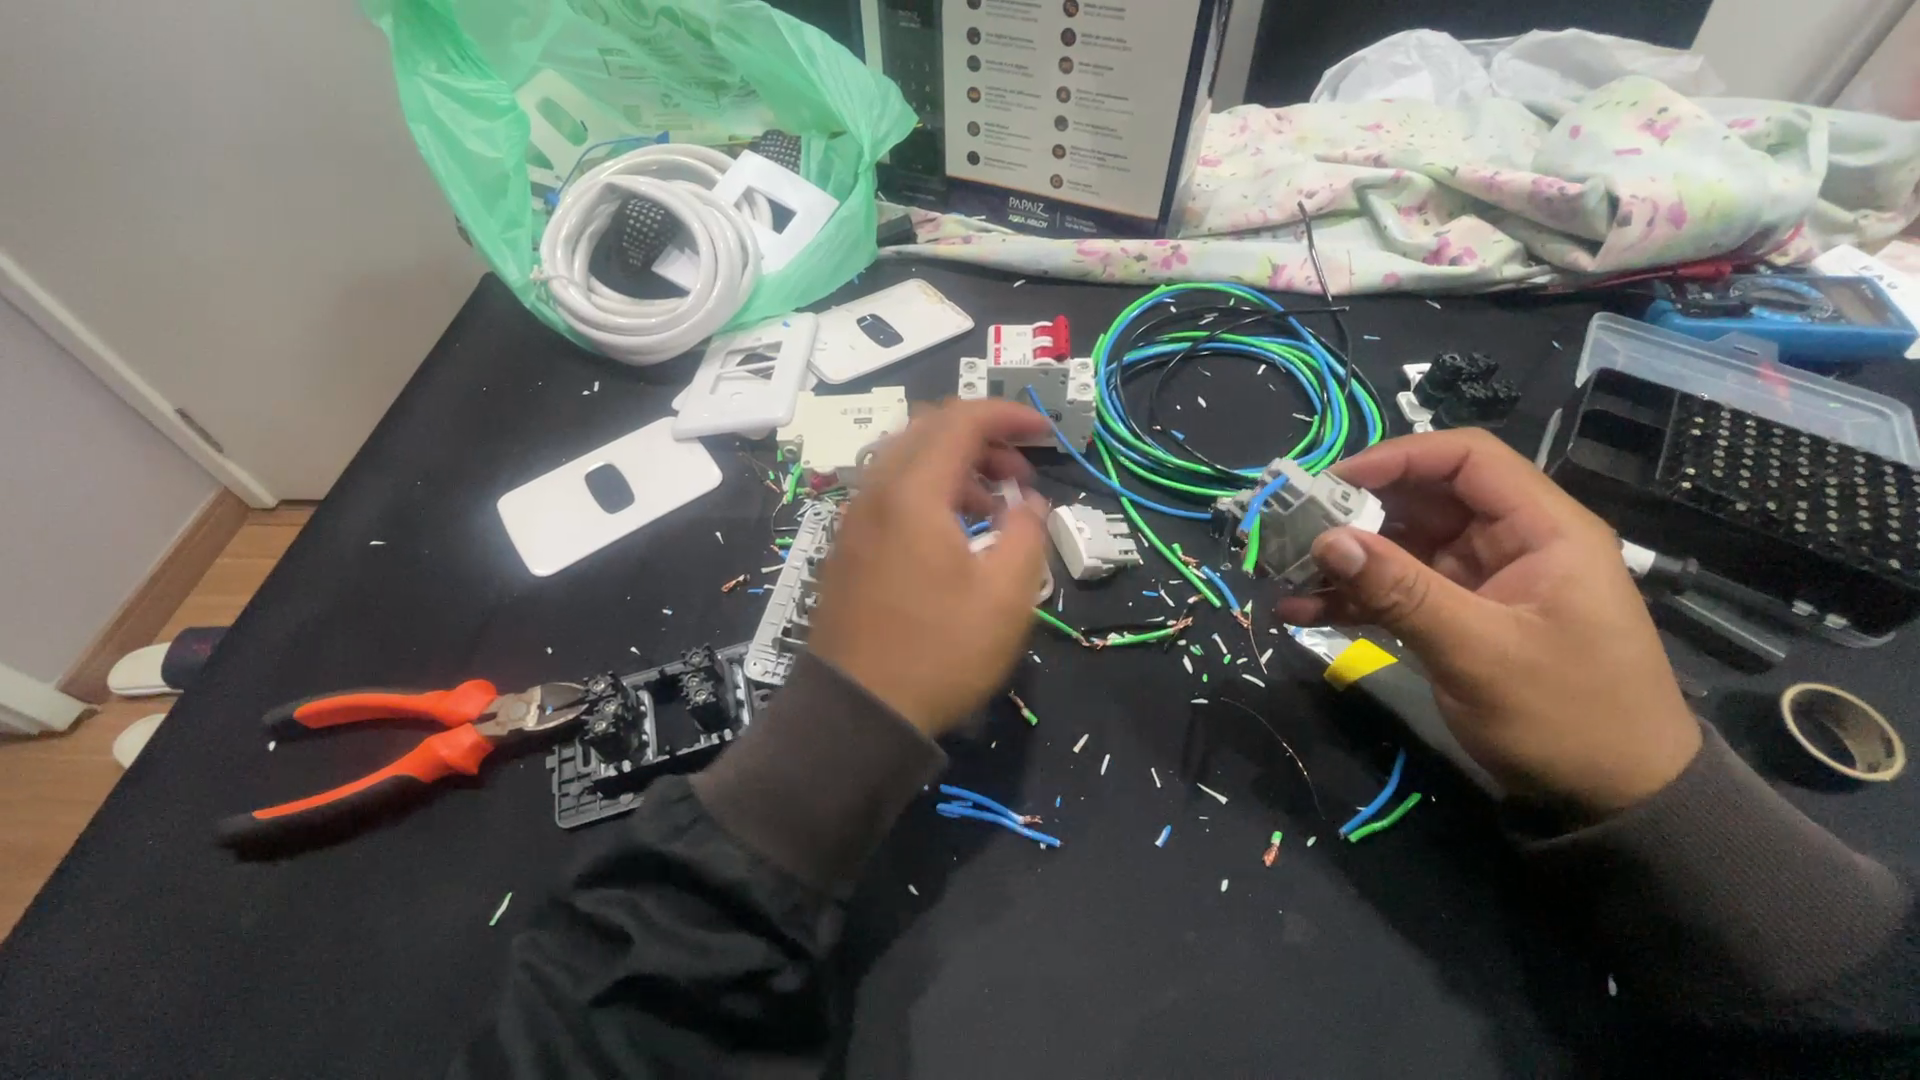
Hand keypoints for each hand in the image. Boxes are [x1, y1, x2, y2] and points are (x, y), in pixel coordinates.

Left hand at [809, 400, 1051, 737]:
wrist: (857, 712)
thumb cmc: (939, 653)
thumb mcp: (1006, 596)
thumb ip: (1027, 532)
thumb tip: (1026, 501)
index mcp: (913, 492)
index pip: (962, 420)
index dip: (1010, 414)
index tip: (1046, 433)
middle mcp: (875, 492)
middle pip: (929, 429)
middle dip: (983, 437)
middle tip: (1020, 474)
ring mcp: (854, 519)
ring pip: (906, 460)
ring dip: (955, 466)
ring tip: (993, 509)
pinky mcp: (847, 546)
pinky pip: (890, 493)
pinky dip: (928, 492)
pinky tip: (953, 535)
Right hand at [1275, 430, 1700, 814]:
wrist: (1613, 801)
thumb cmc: (1566, 717)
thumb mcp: (1478, 652)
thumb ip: (1400, 592)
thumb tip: (1325, 540)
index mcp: (1541, 530)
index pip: (1466, 459)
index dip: (1396, 459)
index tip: (1331, 485)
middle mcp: (1509, 542)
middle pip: (1422, 499)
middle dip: (1354, 512)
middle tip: (1290, 531)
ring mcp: (1480, 580)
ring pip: (1400, 545)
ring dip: (1343, 560)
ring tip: (1284, 575)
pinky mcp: (1457, 616)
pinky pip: (1396, 590)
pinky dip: (1352, 598)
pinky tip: (1300, 611)